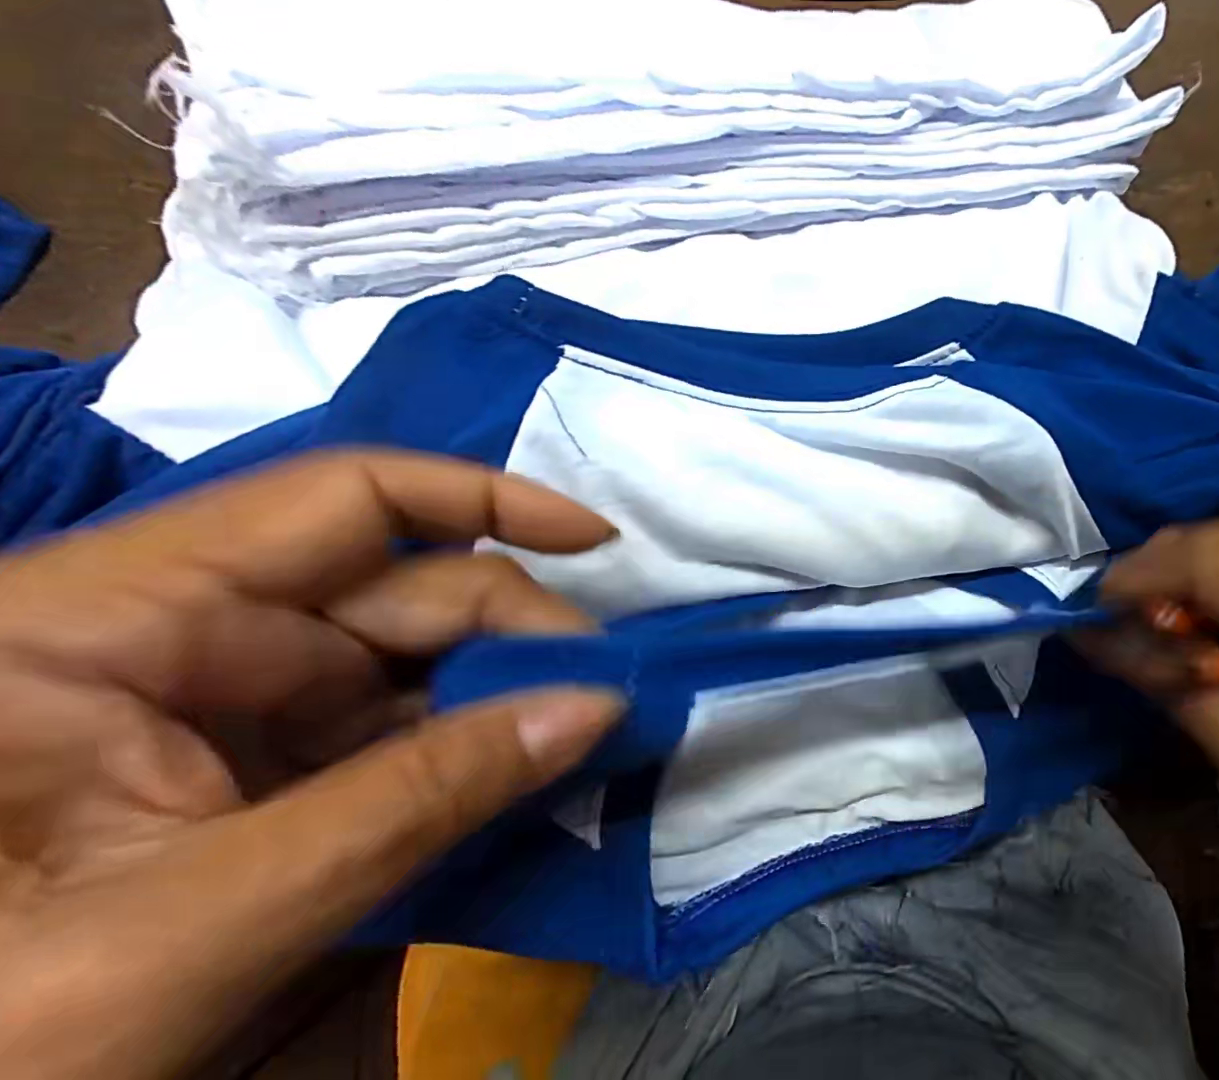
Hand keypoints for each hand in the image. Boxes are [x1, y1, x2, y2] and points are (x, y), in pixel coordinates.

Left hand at [0, 451, 626, 1079]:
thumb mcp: (188, 928)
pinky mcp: (247, 759)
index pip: (341, 502)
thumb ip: (416, 801)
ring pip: (412, 663)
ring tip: (585, 742)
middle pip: (403, 590)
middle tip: (609, 700)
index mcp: (102, 622)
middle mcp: (170, 632)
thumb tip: (600, 708)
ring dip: (506, 698)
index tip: (599, 542)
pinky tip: (526, 774)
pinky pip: (394, 725)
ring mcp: (213, 700)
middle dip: (519, 637)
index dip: (487, 501)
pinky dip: (470, 747)